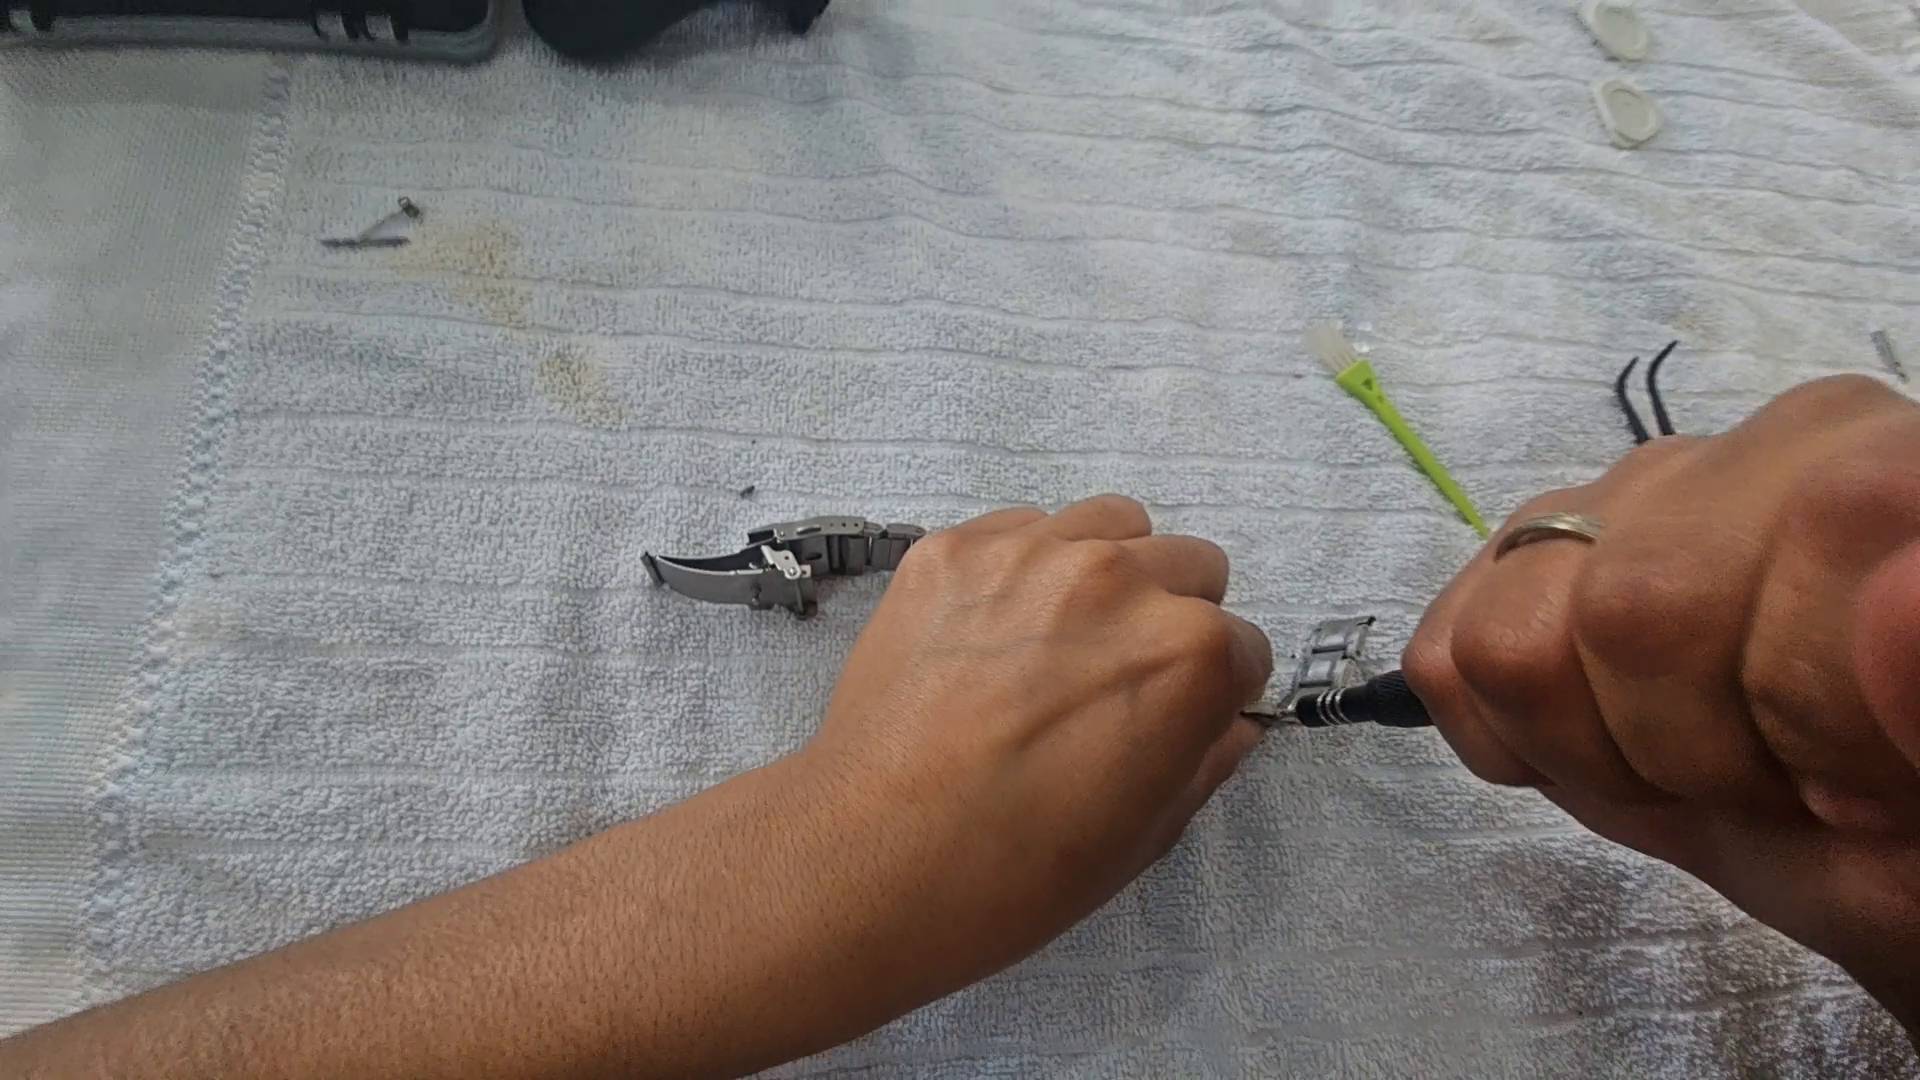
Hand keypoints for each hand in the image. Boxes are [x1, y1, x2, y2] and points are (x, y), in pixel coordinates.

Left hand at [797, 495, 1271, 1006]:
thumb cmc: (1019, 867)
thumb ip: (1208, 759)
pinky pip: (1021, 527)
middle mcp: (1117, 578)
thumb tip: (1233, 721)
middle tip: (1113, 670)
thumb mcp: (1145, 834)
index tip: (1178, 710)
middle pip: (1190, 563)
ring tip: (1059, 630)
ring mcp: (1028, 551)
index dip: (1216, 687)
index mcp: (1187, 653)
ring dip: (1108, 569)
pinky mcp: (953, 546)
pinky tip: (990, 624)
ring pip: (1112, 522)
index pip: (1243, 644)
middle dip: (1172, 616)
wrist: (875, 851)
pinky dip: (1025, 566)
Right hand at [1404, 376, 1919, 1028]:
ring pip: (1505, 641)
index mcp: (1881, 468)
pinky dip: (1503, 738)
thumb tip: (1900, 605)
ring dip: (1583, 750)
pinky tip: (1586, 738)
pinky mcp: (1481, 570)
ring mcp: (1572, 511)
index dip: (1828, 693)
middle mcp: (1714, 460)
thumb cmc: (1897, 792)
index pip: (1845, 510)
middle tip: (1764, 787)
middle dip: (1691, 749)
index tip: (1863, 790)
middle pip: (1635, 608)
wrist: (1800, 799)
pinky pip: (1439, 662)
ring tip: (1667, 765)